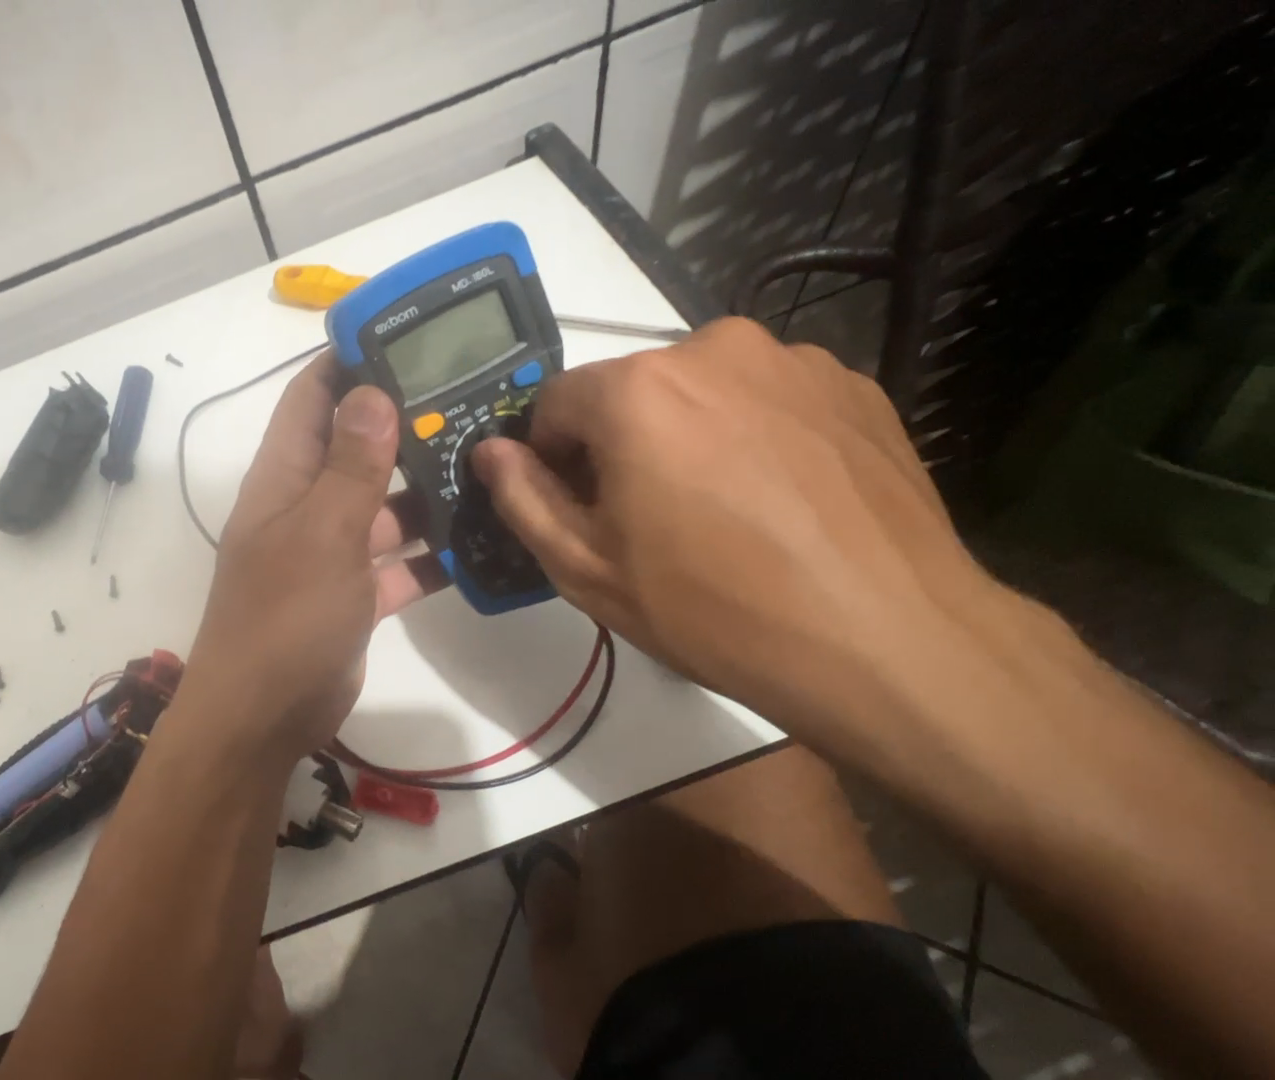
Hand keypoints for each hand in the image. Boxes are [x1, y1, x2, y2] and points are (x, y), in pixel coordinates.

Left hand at [178, 354, 441, 764]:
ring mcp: (330, 553)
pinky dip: (432, 555)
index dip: (348, 363)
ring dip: (426, 490)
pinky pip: (399, 563)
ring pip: (384, 507)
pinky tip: (481, 540)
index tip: (405, 336)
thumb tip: (370, 391)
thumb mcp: (322, 533)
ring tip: (488, 461)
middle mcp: (304, 506)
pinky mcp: (355, 595)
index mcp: (283, 478)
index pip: (311, 399)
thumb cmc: (285, 616)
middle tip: (473, 397)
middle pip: (356, 449)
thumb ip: (351, 466)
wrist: (263, 717)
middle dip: (405, 424)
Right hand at [472, 317, 1001, 745]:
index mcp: (636, 389)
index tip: (581, 511)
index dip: (552, 459)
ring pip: (704, 391)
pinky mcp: (853, 385)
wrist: (884, 639)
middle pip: (632, 391)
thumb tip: (490, 451)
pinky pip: (771, 399)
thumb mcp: (586, 569)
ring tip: (727, 512)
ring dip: (692, 435)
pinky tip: (783, 501)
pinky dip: (757, 435)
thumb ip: (522, 498)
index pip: (555, 402)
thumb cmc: (713, 608)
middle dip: (623, 444)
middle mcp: (712, 348)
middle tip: (653, 520)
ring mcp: (793, 361)